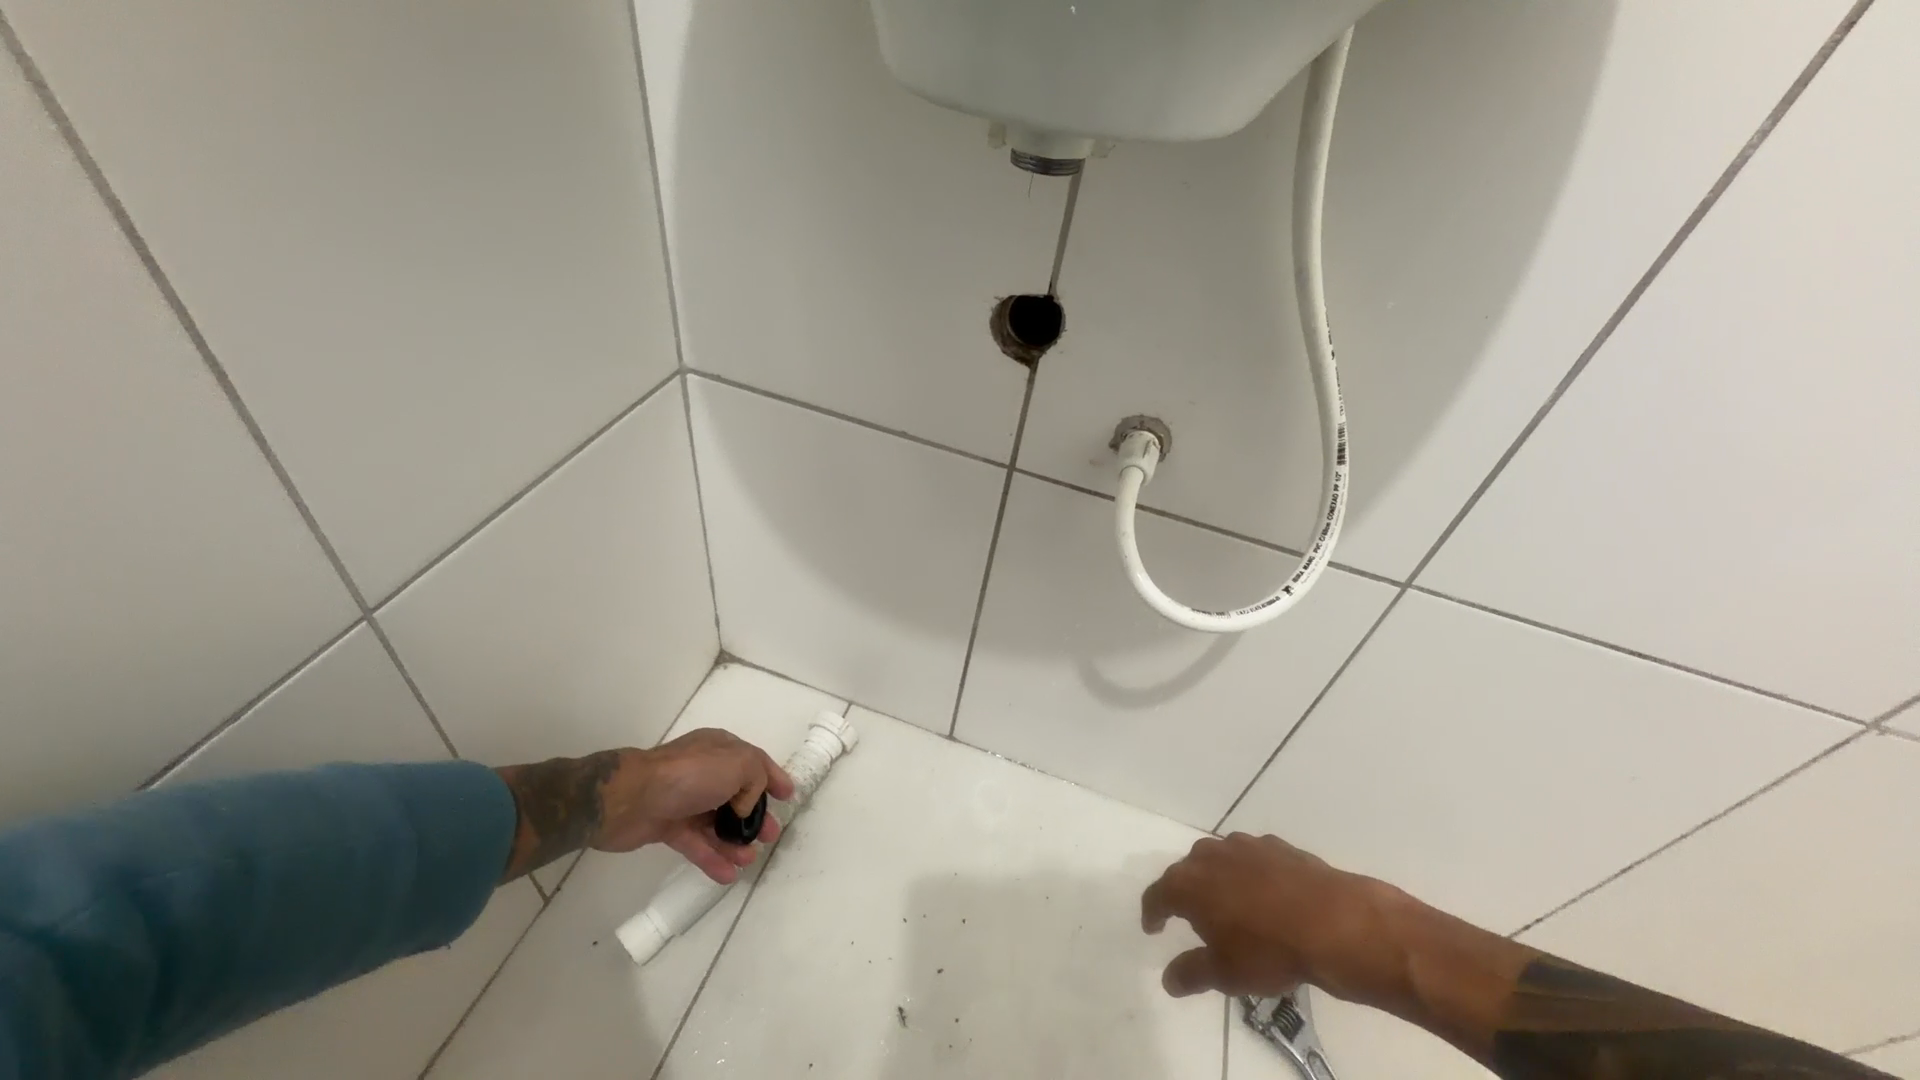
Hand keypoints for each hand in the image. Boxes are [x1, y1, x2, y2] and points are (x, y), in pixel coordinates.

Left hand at [595, 729, 794, 883]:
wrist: (629, 797)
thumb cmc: (689, 774)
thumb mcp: (737, 764)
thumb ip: (755, 780)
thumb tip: (746, 806)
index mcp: (720, 750)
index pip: (754, 761)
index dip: (773, 777)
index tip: (788, 795)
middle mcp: (704, 772)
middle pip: (737, 795)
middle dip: (755, 815)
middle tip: (771, 834)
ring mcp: (684, 799)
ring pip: (716, 823)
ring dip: (735, 842)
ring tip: (750, 860)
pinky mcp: (667, 826)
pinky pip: (696, 843)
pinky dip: (712, 858)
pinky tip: (728, 875)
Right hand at [1141, 832, 1395, 1000]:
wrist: (1333, 923)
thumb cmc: (1269, 951)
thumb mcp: (1225, 974)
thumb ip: (1191, 973)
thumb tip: (1169, 980)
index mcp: (1188, 884)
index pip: (1157, 895)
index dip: (1152, 913)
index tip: (1154, 928)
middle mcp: (1209, 856)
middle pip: (1186, 871)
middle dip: (1185, 892)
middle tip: (1193, 917)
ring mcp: (1244, 846)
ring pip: (1219, 859)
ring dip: (1218, 878)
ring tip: (1229, 902)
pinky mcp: (1277, 846)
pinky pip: (1253, 859)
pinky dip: (1251, 873)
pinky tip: (1267, 894)